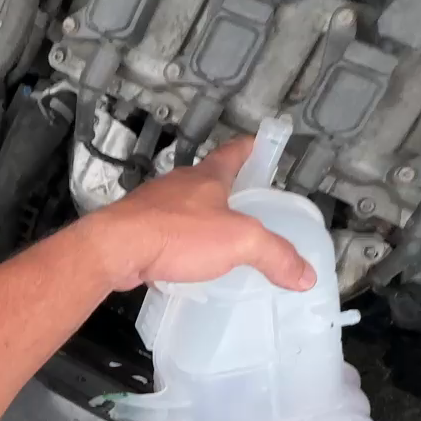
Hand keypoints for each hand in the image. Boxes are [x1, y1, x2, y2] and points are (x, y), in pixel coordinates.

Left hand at [77, 136, 316, 291]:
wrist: (116, 249)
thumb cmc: (176, 233)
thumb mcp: (240, 242)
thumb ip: (275, 255)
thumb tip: (304, 274)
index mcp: (207, 177)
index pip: (235, 152)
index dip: (251, 148)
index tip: (261, 145)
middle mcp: (178, 185)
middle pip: (207, 181)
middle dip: (226, 191)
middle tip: (244, 206)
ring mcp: (152, 207)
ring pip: (182, 208)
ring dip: (198, 220)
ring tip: (216, 241)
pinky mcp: (135, 230)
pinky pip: (163, 234)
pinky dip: (176, 245)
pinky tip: (182, 264)